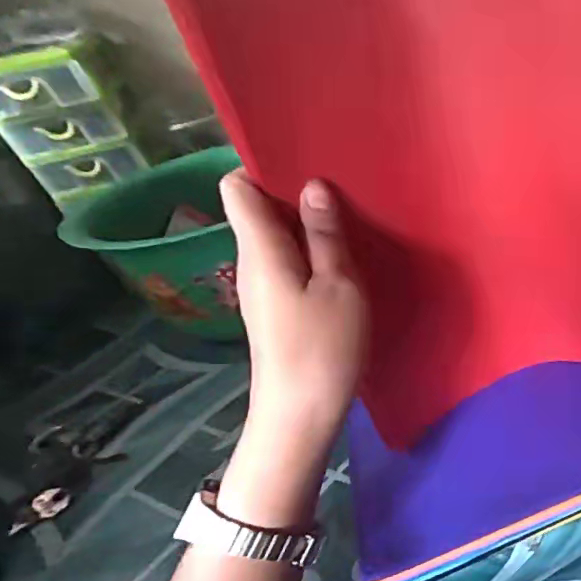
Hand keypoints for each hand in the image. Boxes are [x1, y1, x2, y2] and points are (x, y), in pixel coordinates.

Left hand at [218, 171, 366, 506]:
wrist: (299, 416)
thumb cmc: (322, 349)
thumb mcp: (339, 287)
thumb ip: (326, 235)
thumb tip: (313, 186)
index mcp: (259, 248)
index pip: (236, 186)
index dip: (263, 168)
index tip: (303, 164)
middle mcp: (250, 262)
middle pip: (257, 209)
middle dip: (292, 194)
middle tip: (340, 191)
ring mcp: (259, 288)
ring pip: (274, 238)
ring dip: (304, 226)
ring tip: (344, 222)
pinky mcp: (273, 308)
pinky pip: (284, 263)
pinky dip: (306, 254)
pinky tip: (336, 262)